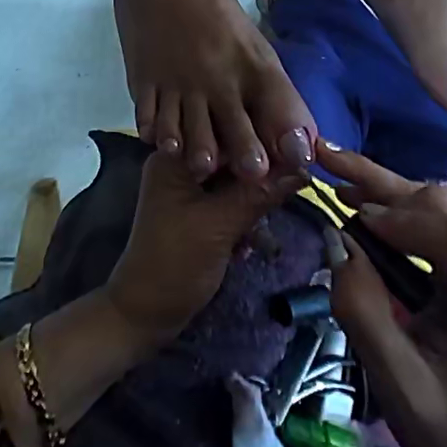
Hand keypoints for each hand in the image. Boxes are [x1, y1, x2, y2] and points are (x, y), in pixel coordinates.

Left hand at [103, 148, 308, 344]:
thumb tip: (302, 169)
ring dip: (254, 200)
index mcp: (176, 155)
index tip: (296, 152)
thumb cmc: (174, 263)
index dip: (260, 141)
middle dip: (261, 173)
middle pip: (232, 155)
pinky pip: (229, 201)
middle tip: (291, 188)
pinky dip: (243, 217)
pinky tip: (251, 243)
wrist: (144, 314)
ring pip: (234, 179)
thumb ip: (259, 194)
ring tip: (265, 226)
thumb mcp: (219, 225)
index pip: (224, 132)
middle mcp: (181, 164)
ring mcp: (189, 189)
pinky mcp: (198, 213)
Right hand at [317, 144, 446, 446]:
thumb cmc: (443, 431)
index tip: (357, 217)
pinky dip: (411, 213)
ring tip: (344, 178)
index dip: (408, 219)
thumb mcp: (394, 383)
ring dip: (398, 196)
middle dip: (394, 195)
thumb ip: (362, 310)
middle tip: (337, 179)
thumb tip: (338, 239)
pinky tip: (372, 202)